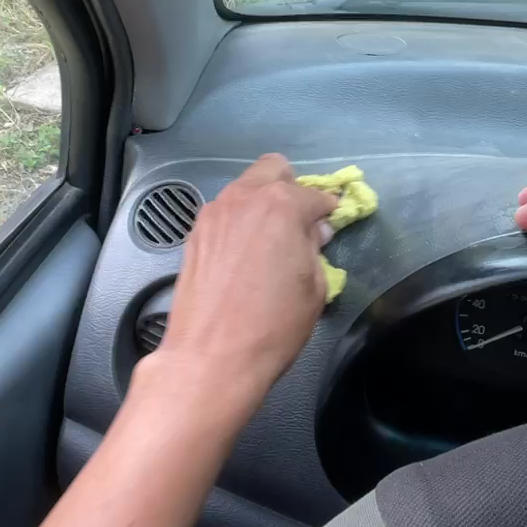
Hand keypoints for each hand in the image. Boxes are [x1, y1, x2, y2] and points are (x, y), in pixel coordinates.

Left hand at [146, 155, 337, 416]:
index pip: (315, 194)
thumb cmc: (273, 326)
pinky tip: (244, 254)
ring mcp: (214, 213)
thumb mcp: (314, 288)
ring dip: (262, 203)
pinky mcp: (194, 234)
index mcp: (282, 205)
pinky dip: (239, 222)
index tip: (332, 222)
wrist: (211, 358)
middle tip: (298, 221)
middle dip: (291, 187)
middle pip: (273, 169)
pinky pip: (225, 213)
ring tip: (270, 240)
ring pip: (245, 188)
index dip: (328, 210)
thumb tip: (313, 232)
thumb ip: (315, 249)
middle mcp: (245, 197)